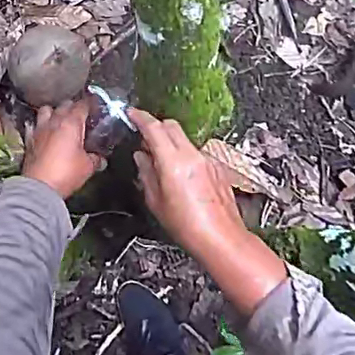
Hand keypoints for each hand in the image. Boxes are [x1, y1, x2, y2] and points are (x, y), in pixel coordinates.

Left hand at [22, 97, 104, 198]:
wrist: (38, 186)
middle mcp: (54, 121)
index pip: (82, 105)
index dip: (90, 105)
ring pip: (46, 110)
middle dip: (73, 107)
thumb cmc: (65, 173)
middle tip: (81, 117)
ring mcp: (39, 128)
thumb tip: (100, 158)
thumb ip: (95, 159)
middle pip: (65, 105)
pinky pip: (35, 125)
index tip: (95, 108)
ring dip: (54, 112)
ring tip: (60, 121)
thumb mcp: (87, 167)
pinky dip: (41, 126)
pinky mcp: (29, 139)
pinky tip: (45, 133)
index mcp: (71, 123)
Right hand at [130, 108, 286, 317]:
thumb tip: (141, 157)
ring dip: (170, 142)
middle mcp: (192, 155)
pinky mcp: (217, 167)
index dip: (140, 117)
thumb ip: (146, 173)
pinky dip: (184, 155)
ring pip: (184, 138)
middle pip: (171, 125)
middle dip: (156, 126)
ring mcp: (207, 160)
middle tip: (144, 138)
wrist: (222, 240)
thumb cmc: (189, 227)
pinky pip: (196, 152)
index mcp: (173, 162)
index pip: (154, 127)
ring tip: (161, 163)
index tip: (132, 114)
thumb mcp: (155, 201)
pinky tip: (180, 175)